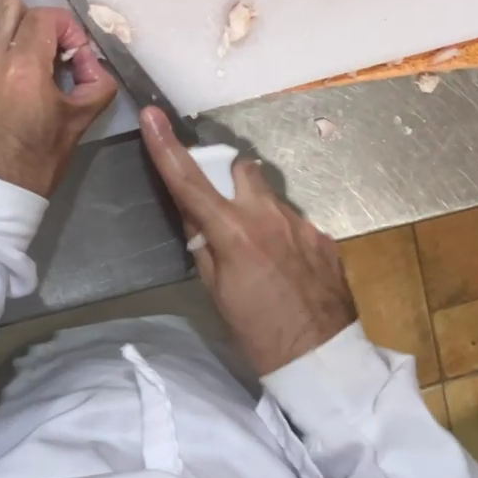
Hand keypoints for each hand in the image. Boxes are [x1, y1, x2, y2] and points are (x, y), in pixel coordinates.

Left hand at [0, 0, 118, 196]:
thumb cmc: (38, 159)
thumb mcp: (80, 121)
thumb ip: (97, 82)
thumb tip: (88, 57)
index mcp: (26, 67)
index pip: (46, 17)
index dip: (63, 27)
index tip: (66, 49)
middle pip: (6, 6)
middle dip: (26, 20)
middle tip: (32, 45)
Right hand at [140, 107, 357, 375]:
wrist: (322, 362)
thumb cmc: (257, 333)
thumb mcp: (215, 291)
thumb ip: (202, 244)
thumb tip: (193, 213)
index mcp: (233, 232)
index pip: (189, 180)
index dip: (166, 146)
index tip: (152, 115)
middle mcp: (269, 216)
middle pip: (242, 168)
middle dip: (229, 179)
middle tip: (225, 209)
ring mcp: (302, 224)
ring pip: (271, 196)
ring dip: (258, 210)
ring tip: (261, 251)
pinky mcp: (325, 237)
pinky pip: (295, 222)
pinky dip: (283, 235)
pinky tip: (286, 267)